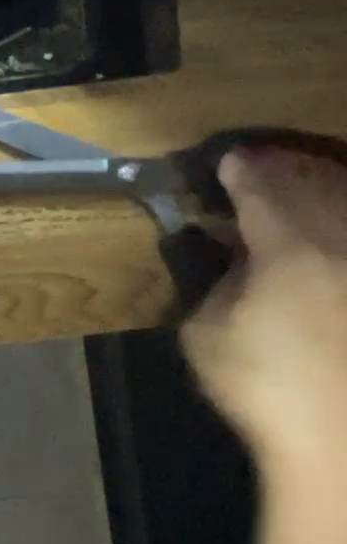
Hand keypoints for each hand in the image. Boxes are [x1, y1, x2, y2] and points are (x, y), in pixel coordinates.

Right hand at [183, 147, 346, 469]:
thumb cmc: (266, 383)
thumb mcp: (210, 332)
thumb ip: (218, 283)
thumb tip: (227, 253)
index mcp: (293, 249)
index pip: (266, 191)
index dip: (244, 171)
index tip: (224, 160)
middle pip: (325, 183)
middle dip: (291, 170)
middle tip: (262, 164)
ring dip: (328, 187)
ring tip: (303, 184)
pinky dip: (342, 222)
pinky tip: (329, 231)